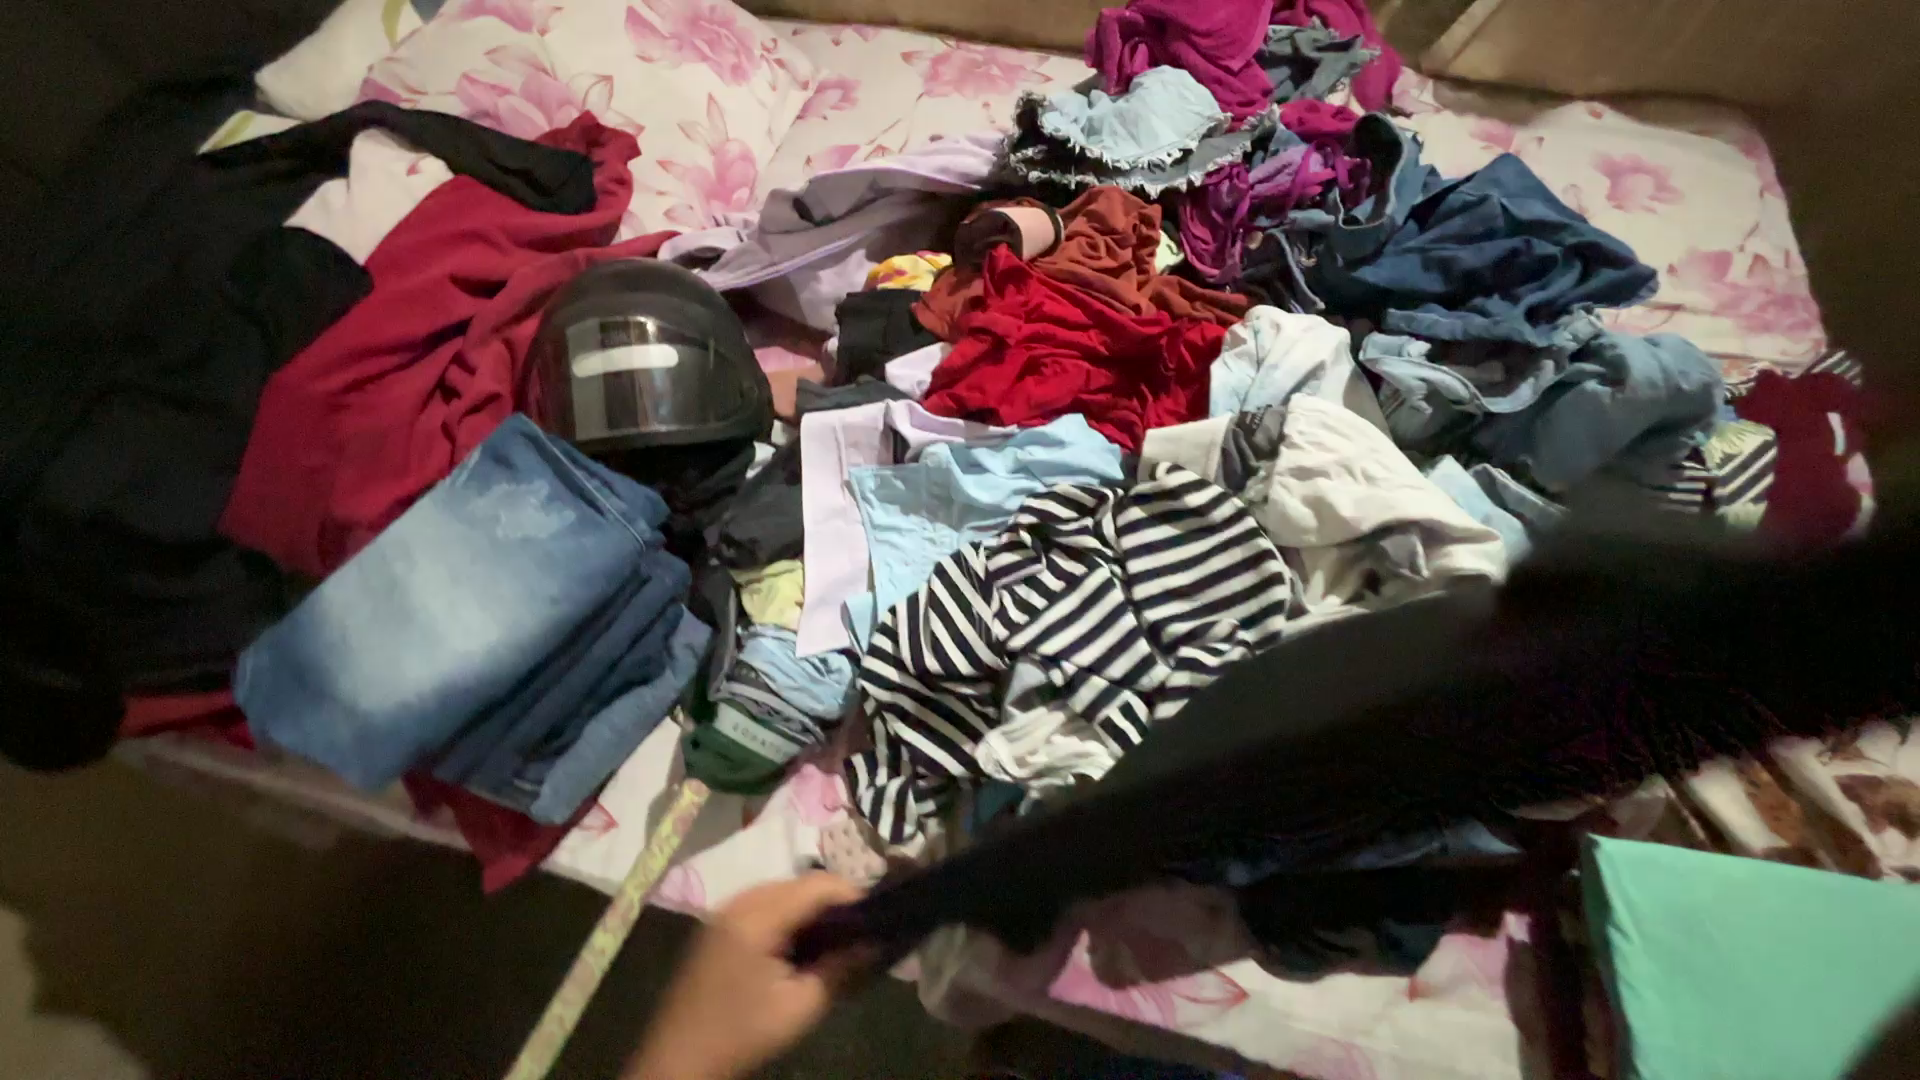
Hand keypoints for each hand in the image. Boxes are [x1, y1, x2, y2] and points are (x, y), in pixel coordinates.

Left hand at [624, 873, 867, 1079]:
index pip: (817, 884)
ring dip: (812, 909)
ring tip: (836, 940)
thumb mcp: (800, 1008)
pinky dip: (790, 915)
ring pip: (785, 891)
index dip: (853, 894)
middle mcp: (740, 899)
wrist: (677, 1065)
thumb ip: (841, 969)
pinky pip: (766, 903)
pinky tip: (801, 944)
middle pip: (801, 883)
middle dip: (833, 903)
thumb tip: (877, 943)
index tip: (878, 917)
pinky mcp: (720, 923)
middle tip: (860, 932)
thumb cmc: (740, 1036)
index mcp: (757, 915)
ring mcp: (726, 909)